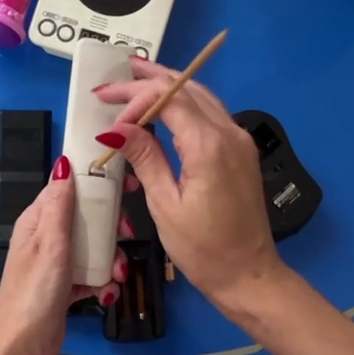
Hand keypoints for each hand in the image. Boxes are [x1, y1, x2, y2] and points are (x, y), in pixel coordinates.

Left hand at [0, 157, 127, 354]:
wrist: (23, 347)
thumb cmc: (33, 293)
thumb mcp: (49, 244)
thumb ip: (60, 206)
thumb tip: (64, 164)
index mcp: (38, 222)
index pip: (69, 188)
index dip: (97, 181)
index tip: (127, 183)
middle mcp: (47, 238)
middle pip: (88, 218)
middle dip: (111, 226)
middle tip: (127, 235)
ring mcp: (57, 264)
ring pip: (94, 248)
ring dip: (111, 259)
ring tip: (117, 274)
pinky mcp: (66, 287)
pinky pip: (92, 275)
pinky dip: (102, 282)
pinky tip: (106, 293)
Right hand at [93, 58, 283, 302]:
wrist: (248, 275)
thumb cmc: (203, 249)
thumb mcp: (164, 205)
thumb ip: (144, 159)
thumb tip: (115, 129)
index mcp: (208, 146)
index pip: (167, 98)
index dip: (134, 98)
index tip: (105, 111)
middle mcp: (229, 133)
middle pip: (186, 88)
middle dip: (148, 80)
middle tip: (112, 80)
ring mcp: (239, 140)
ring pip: (201, 97)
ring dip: (167, 86)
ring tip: (134, 79)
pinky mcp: (240, 152)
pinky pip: (210, 114)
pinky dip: (184, 104)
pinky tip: (163, 108)